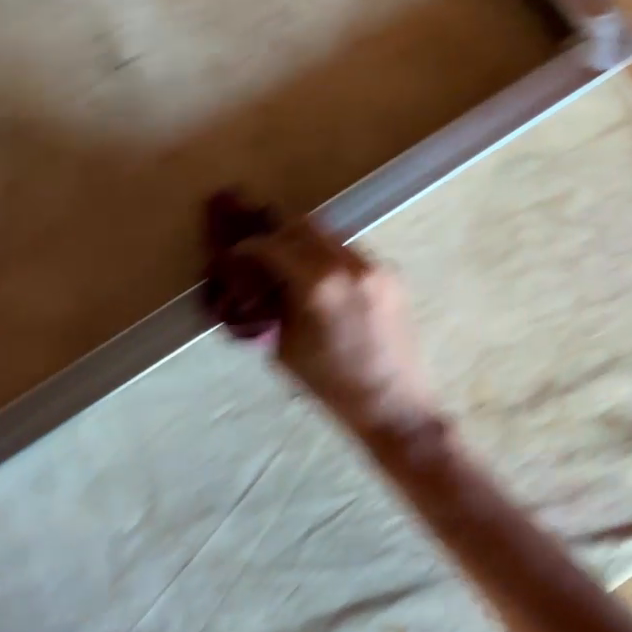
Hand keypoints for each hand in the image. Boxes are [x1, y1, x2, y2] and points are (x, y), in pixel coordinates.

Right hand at [235, 219, 439, 439]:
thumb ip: (273, 305)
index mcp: (319, 284)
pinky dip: (329, 258)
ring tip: (290, 266)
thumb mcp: (286, 347)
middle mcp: (349, 265)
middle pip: (304, 226)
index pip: (274, 246)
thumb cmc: (332, 386)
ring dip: (305, 244)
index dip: (249, 247)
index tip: (237, 254)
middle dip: (277, 236)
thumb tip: (261, 284)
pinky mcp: (392, 276)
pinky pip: (351, 253)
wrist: (394, 405)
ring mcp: (375, 267)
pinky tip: (321, 281)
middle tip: (261, 252)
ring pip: (330, 235)